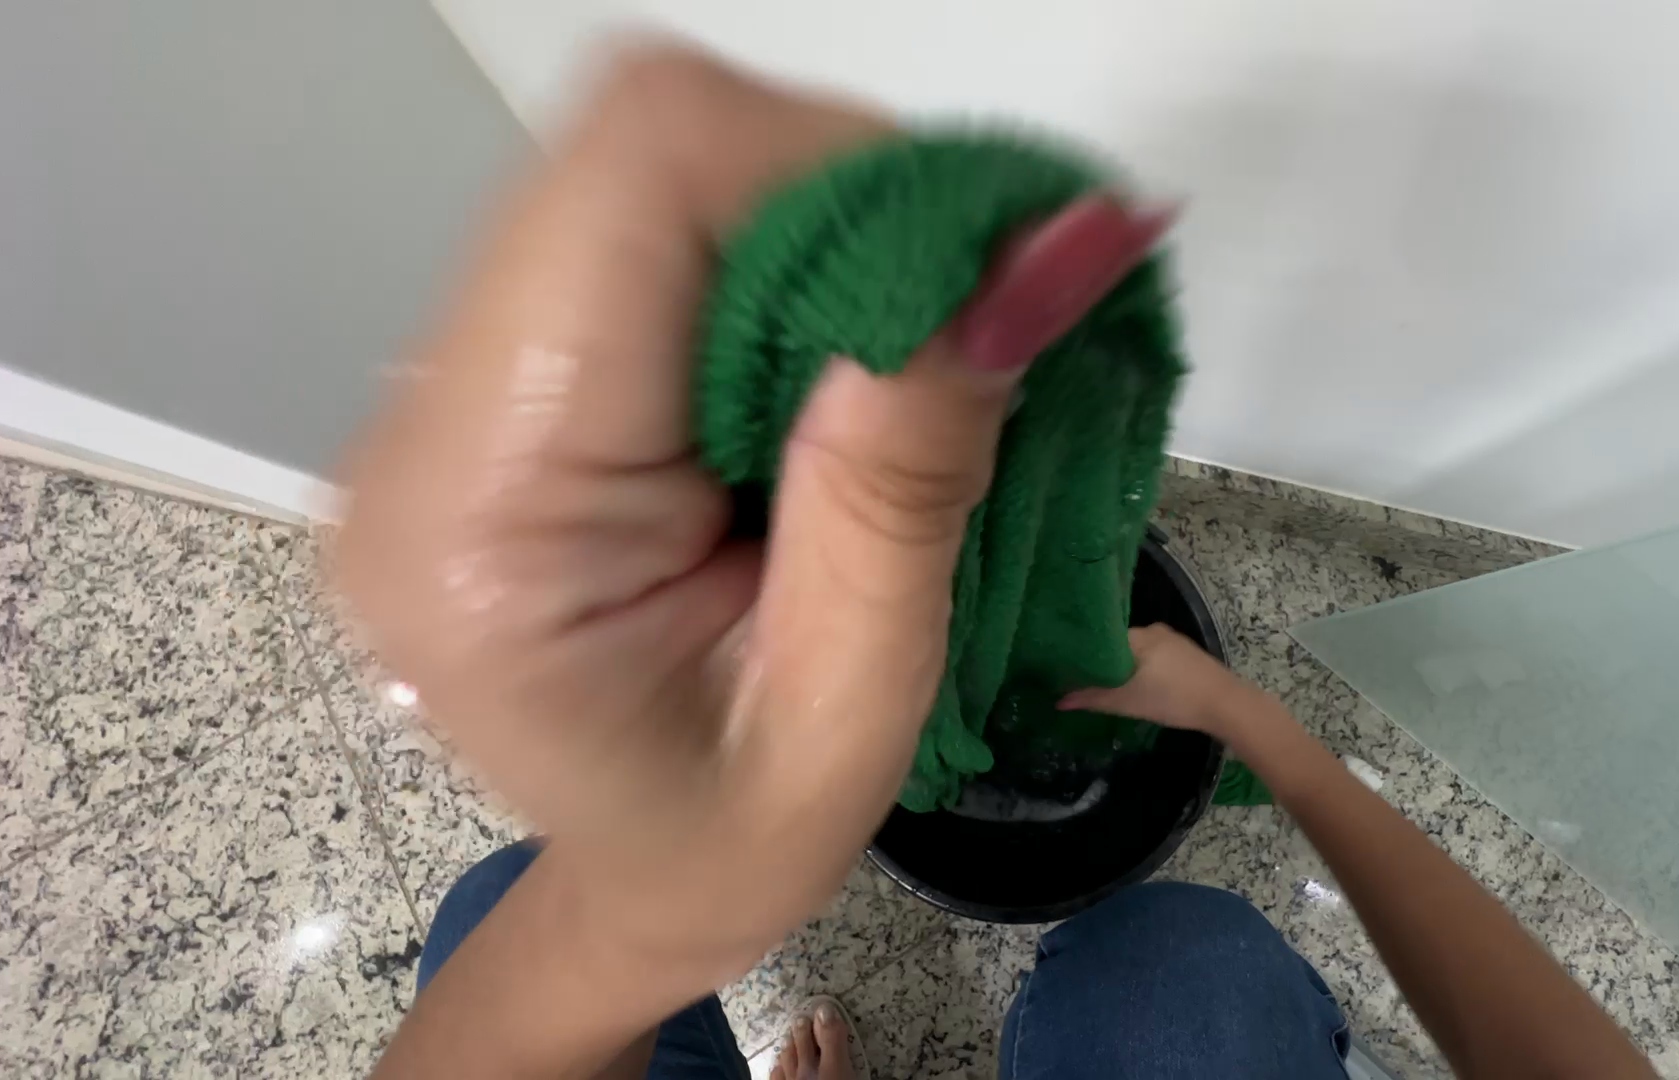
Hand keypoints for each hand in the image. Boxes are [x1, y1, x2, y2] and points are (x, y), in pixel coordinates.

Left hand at [334, 46, 1170, 989]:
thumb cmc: (741, 838)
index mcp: (489, 520)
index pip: (644, 184)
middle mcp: (440, 422)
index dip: (839, 172)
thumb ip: (917, 473)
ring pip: (673, 188)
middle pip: (656, 162)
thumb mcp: (857, 694)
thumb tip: (1033, 265)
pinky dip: (798, 278)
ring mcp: (472, 391)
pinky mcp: (530, 386)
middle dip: (853, 211)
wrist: (647, 873)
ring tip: (910, 367)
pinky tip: (847, 375)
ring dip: (833, 246)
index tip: (989, 266)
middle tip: (971, 320)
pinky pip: (674, 249)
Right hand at [1058, 624, 1256, 740]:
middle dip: (1104, 662)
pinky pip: (1154, 657)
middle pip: (1118, 644)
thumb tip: (1058, 699)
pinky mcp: (1186, 654)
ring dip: (1125, 667)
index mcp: (1137, 635)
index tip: (1069, 668)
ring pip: (1137, 652)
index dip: (1084, 653)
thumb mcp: (1127, 701)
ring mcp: (1173, 641)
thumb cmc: (1173, 699)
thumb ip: (1091, 698)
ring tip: (1110, 686)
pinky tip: (1141, 685)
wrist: (1226, 705)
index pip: (1100, 637)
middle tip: (1086, 681)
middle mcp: (1153, 630)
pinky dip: (1144, 669)